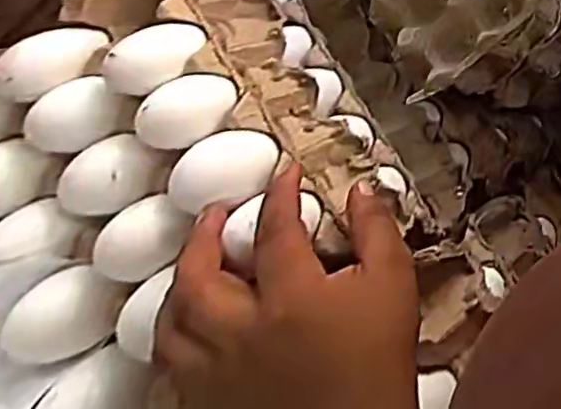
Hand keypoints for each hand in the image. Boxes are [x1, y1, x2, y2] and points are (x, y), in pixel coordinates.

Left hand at [157, 166, 419, 408]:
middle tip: (217, 213)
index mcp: (290, 296)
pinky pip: (167, 362)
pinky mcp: (202, 400)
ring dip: (178, 283)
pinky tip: (188, 321)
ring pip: (170, 322)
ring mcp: (212, 371)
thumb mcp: (393, 278)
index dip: (280, 195)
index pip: (276, 231)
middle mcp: (239, 332)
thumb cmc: (377, 352)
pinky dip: (173, 330)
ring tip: (194, 261)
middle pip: (199, 278)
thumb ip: (375, 230)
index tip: (285, 174)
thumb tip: (360, 193)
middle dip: (204, 238)